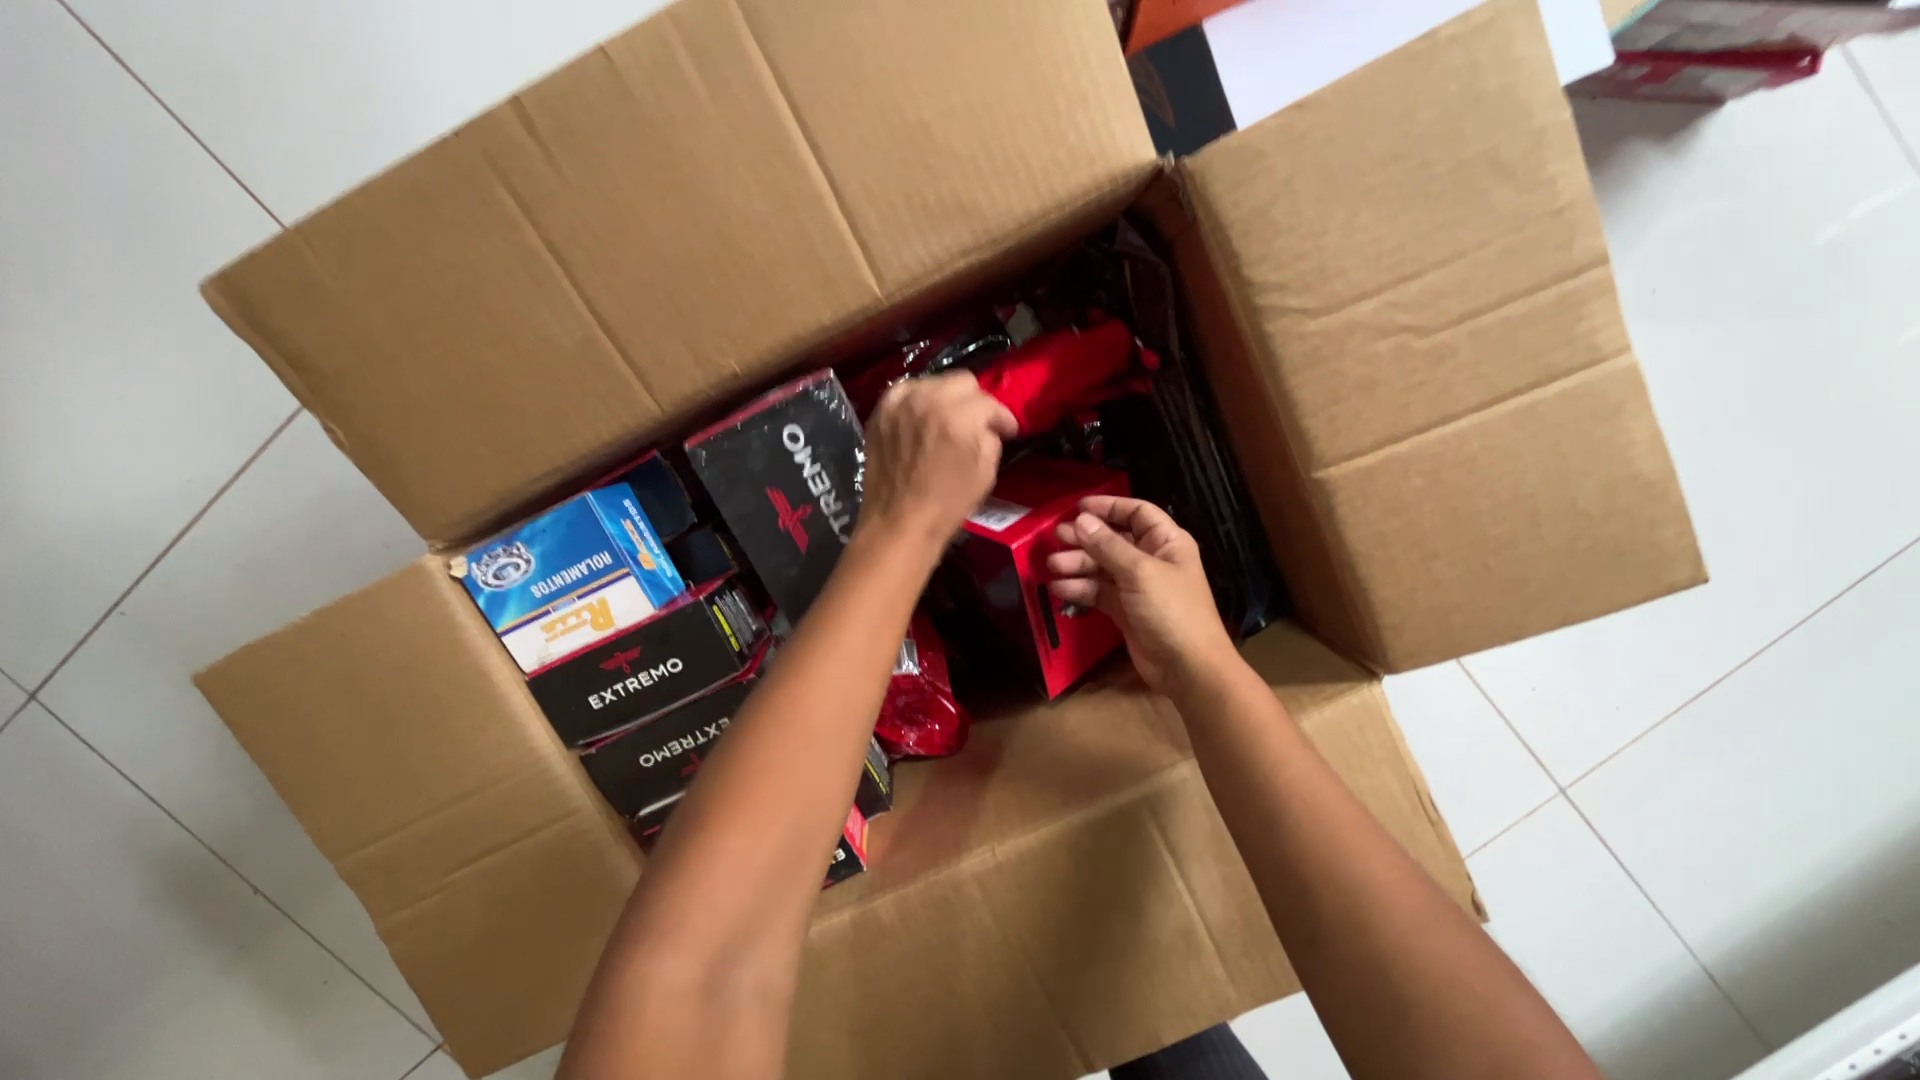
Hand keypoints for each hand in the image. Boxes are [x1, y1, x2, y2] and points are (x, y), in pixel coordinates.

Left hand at [861, 372, 1017, 551]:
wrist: (899, 523)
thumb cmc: (948, 504)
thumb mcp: (986, 473)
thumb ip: (991, 438)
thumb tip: (989, 425)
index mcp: (959, 417)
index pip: (989, 403)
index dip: (1003, 417)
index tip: (1007, 430)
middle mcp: (928, 400)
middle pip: (962, 381)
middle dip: (975, 401)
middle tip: (977, 422)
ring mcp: (900, 404)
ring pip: (933, 382)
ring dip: (946, 397)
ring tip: (948, 418)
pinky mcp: (881, 412)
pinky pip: (905, 391)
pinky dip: (917, 399)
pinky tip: (921, 414)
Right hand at [1046, 495, 1233, 695]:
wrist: (1187, 667)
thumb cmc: (1171, 610)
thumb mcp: (1139, 572)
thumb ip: (1107, 545)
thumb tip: (1081, 520)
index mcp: (1166, 542)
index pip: (1136, 512)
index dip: (1108, 507)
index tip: (1077, 508)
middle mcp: (1151, 560)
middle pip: (1113, 540)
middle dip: (1085, 538)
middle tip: (1056, 537)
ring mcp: (1137, 586)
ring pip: (1101, 567)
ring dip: (1077, 565)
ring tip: (1052, 566)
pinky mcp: (1124, 610)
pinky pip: (1098, 592)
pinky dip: (1079, 589)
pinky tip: (1059, 589)